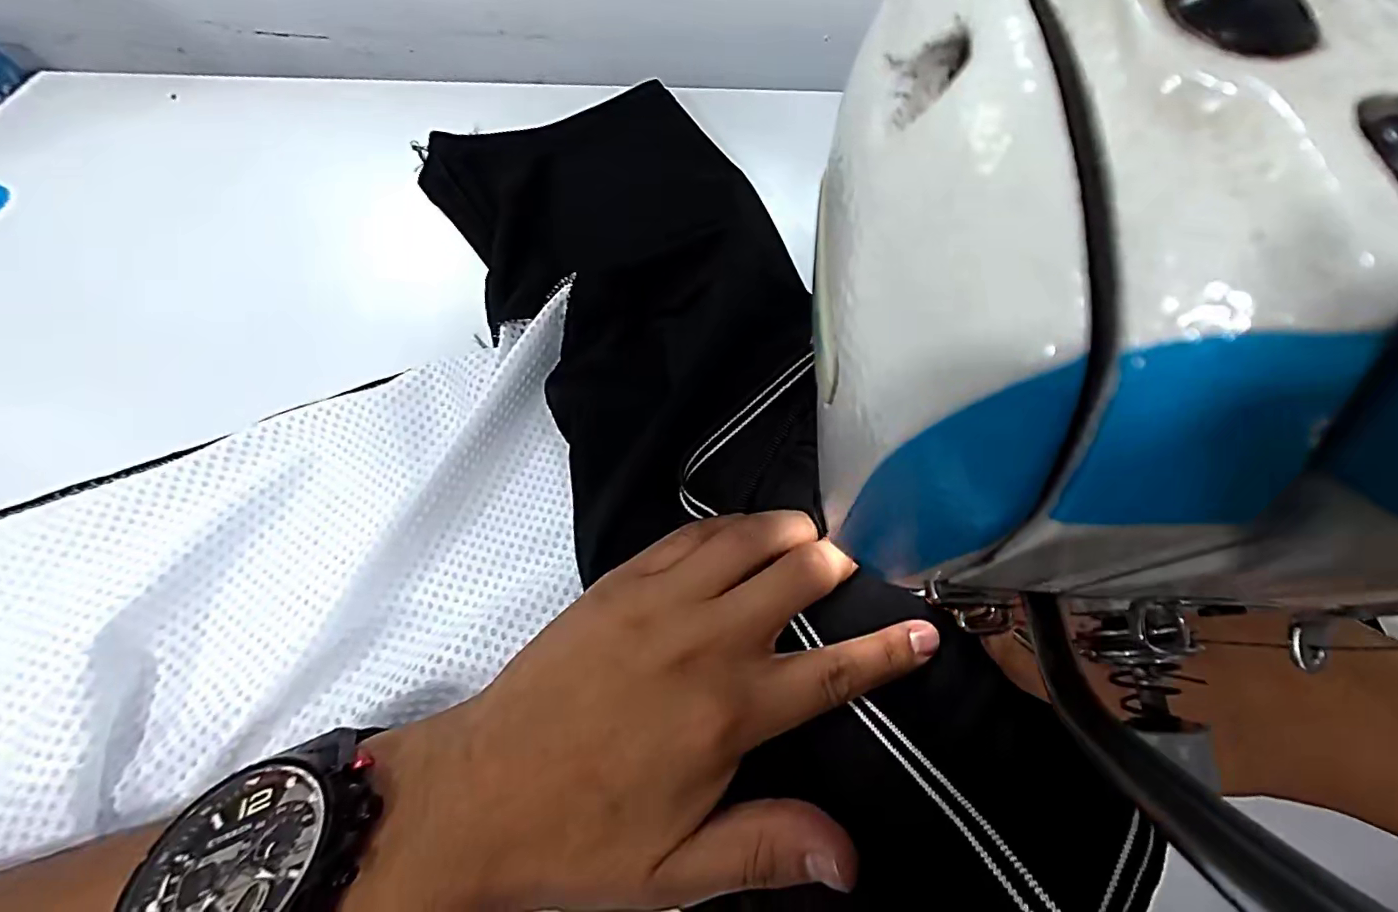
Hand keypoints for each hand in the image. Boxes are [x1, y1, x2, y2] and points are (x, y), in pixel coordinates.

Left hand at [344, 512, 940, 910]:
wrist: (471, 794)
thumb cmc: (579, 836)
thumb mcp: (674, 871)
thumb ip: (766, 849)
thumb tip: (850, 861)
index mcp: (729, 712)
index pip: (833, 672)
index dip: (890, 649)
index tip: (926, 628)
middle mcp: (707, 641)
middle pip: (800, 574)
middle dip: (838, 564)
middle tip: (847, 570)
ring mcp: (664, 600)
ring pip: (753, 536)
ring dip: (792, 530)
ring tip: (808, 537)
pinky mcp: (626, 579)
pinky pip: (697, 532)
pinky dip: (735, 525)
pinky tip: (745, 532)